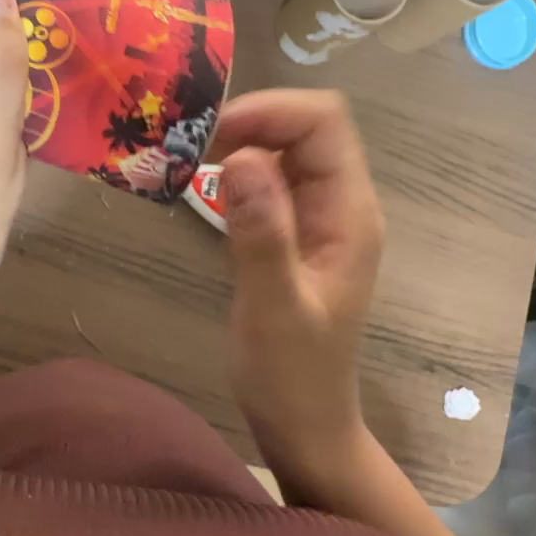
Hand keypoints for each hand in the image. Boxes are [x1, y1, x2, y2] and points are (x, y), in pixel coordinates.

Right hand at [216, 89, 385, 478]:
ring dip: (239, 145)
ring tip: (185, 163)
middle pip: (304, 129)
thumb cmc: (292, 375)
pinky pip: (270, 183)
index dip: (269, 113)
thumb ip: (262, 234)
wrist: (302, 422)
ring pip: (284, 152)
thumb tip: (242, 157)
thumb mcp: (273, 308)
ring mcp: (317, 220)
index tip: (209, 136)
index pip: (323, 124)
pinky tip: (203, 192)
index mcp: (349, 215)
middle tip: (187, 149)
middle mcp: (339, 206)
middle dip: (249, 123)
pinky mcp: (293, 235)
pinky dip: (235, 174)